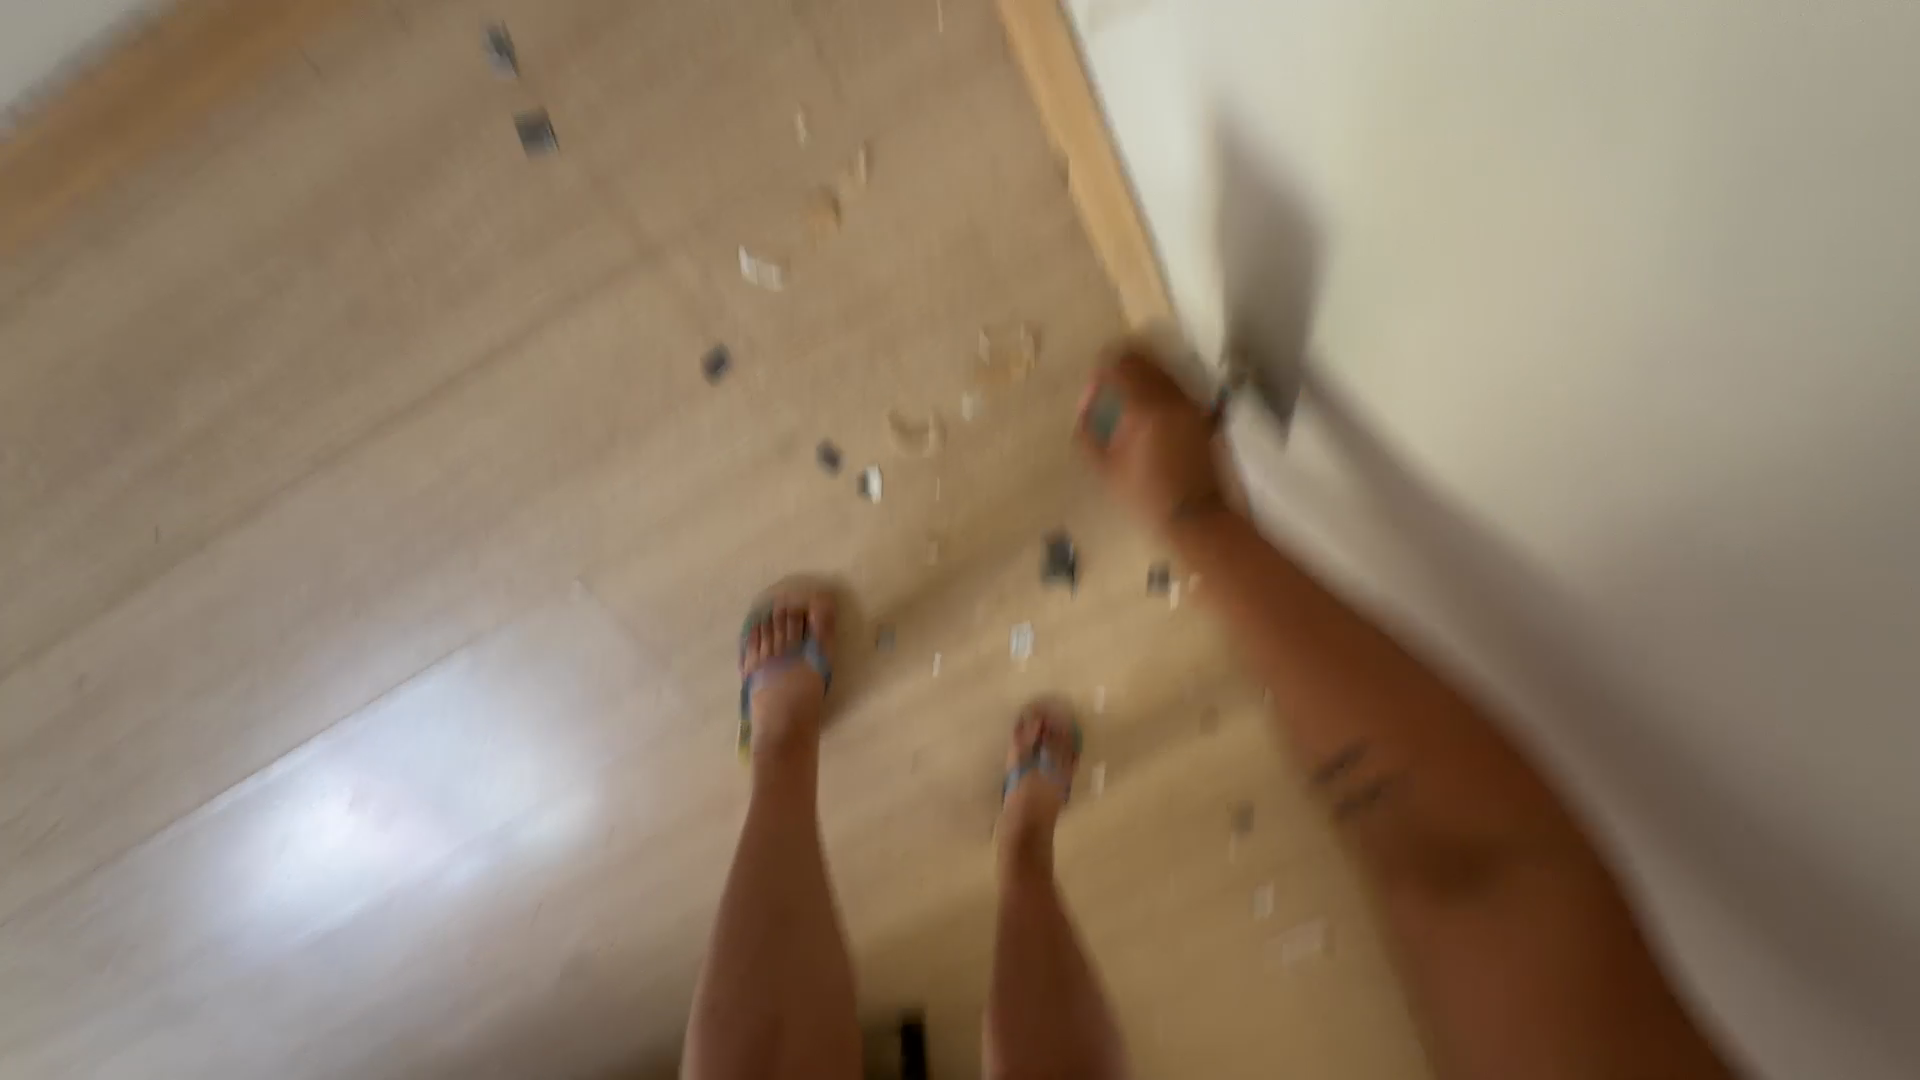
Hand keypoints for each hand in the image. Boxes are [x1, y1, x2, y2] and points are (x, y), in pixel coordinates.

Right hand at [1074, 336, 1229, 530]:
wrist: (1198, 516)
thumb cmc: (1146, 497)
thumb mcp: (1106, 469)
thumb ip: (1088, 431)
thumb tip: (1084, 404)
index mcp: (1144, 408)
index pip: (1121, 364)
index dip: (1103, 365)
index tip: (1094, 378)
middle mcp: (1172, 397)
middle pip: (1146, 358)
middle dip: (1124, 362)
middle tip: (1109, 376)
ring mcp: (1192, 403)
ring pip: (1165, 368)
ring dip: (1145, 370)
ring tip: (1129, 388)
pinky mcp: (1204, 413)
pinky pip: (1178, 385)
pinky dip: (1161, 385)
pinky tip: (1151, 404)